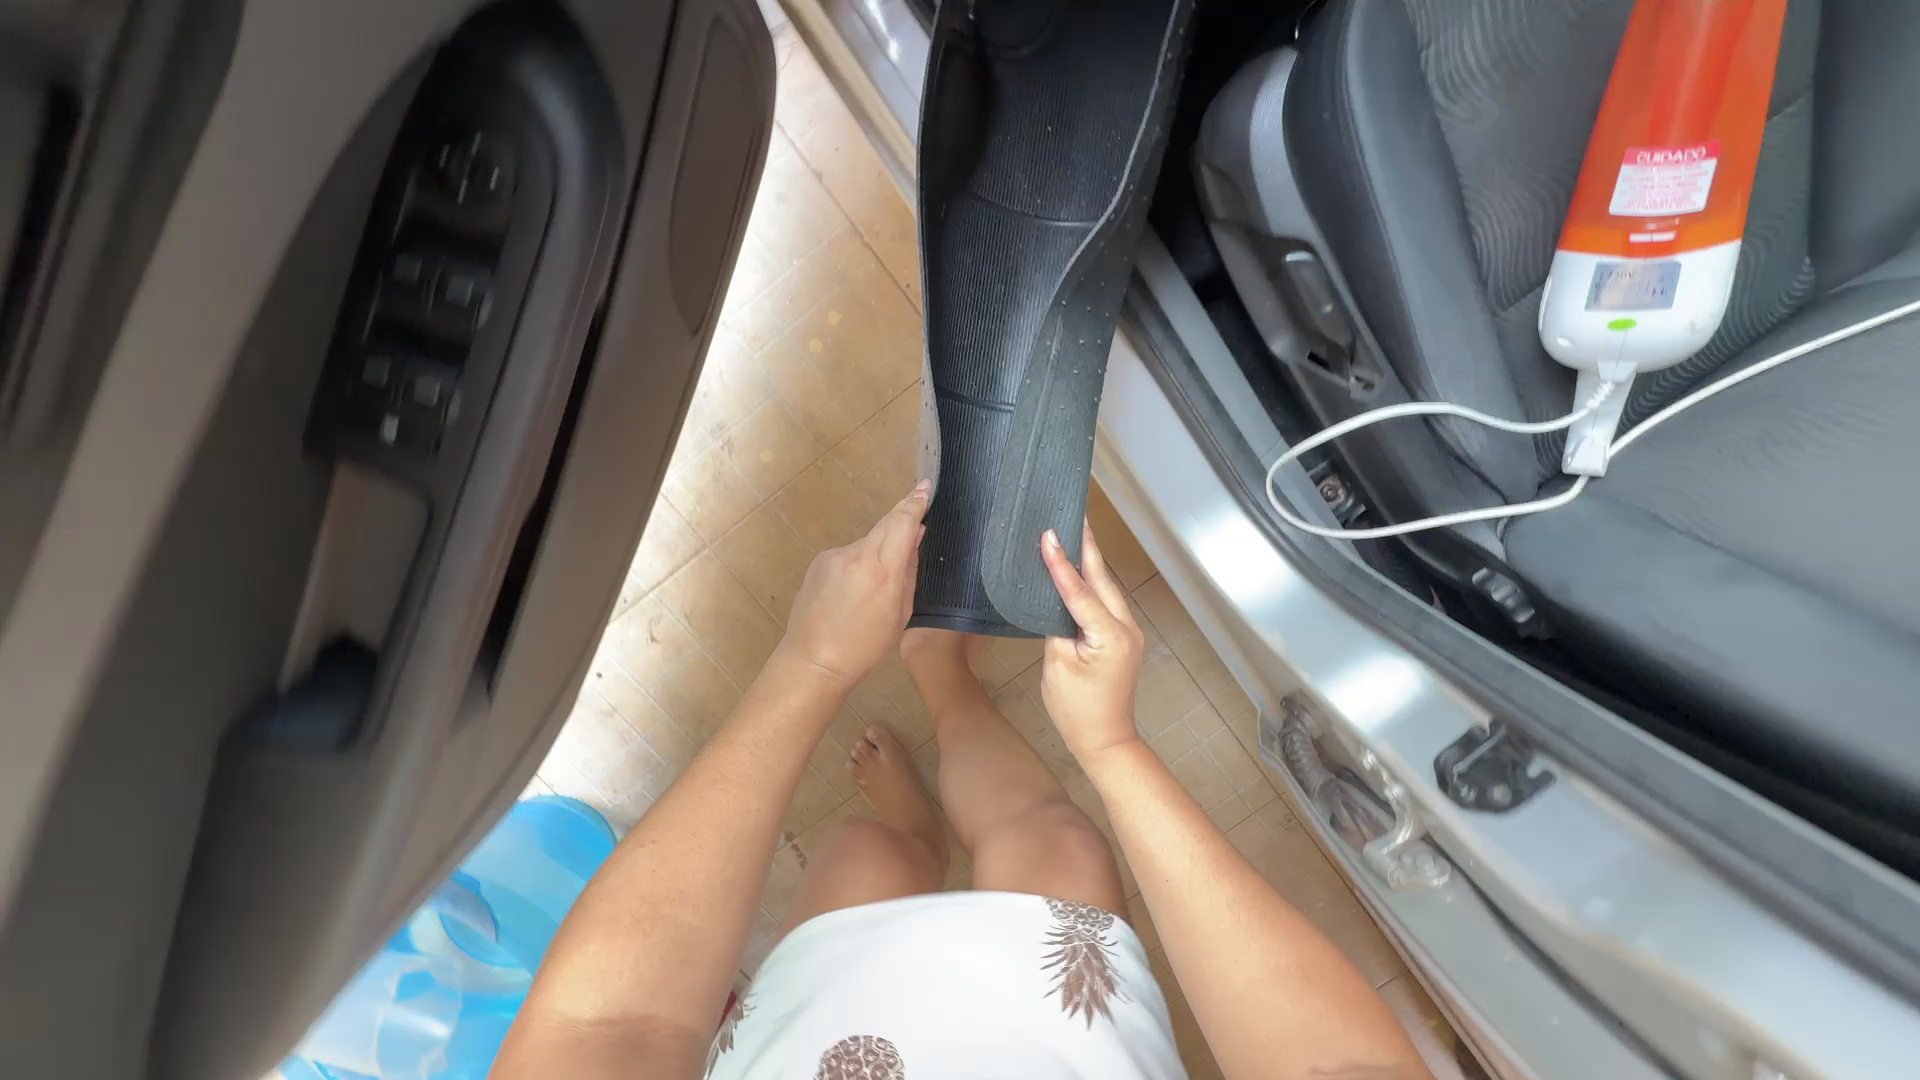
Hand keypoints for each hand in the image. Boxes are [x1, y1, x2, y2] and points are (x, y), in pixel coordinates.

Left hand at [774, 479, 932, 690]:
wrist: (813, 660)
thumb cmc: (865, 645)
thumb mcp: (899, 613)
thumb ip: (908, 570)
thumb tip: (914, 537)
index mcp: (881, 570)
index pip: (902, 523)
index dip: (916, 503)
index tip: (926, 486)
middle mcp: (856, 555)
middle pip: (885, 524)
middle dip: (902, 517)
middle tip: (919, 508)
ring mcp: (834, 556)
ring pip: (867, 543)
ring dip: (879, 552)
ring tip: (877, 587)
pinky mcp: (820, 562)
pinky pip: (849, 555)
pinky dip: (859, 564)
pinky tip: (855, 592)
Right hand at [1038, 524, 1146, 762]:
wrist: (1105, 741)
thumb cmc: (1076, 709)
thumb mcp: (1058, 665)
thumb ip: (1057, 626)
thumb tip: (1056, 599)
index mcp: (1109, 635)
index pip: (1079, 590)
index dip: (1061, 562)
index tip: (1049, 534)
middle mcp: (1126, 627)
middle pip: (1102, 579)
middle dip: (1087, 548)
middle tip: (1073, 516)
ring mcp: (1129, 632)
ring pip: (1107, 588)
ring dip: (1091, 562)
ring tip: (1076, 533)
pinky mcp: (1123, 638)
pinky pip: (1107, 602)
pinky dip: (1093, 583)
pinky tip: (1081, 570)